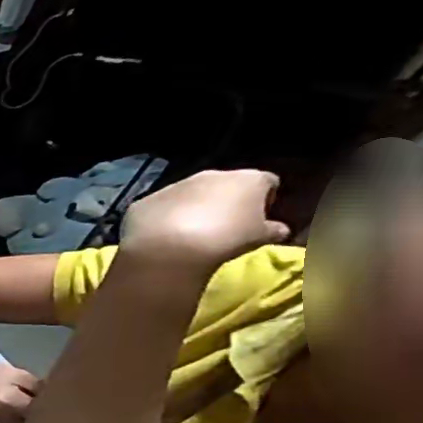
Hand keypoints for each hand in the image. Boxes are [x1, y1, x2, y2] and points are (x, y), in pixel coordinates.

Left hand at [120, 169, 289, 269]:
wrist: (169, 247)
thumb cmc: (227, 238)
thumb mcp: (262, 236)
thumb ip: (274, 229)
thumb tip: (278, 229)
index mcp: (247, 178)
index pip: (266, 183)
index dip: (264, 200)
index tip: (257, 219)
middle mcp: (209, 175)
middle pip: (223, 185)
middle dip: (224, 202)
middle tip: (222, 227)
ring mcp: (172, 186)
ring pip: (187, 195)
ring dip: (191, 208)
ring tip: (189, 233)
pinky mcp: (143, 202)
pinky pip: (158, 208)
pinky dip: (161, 218)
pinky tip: (162, 236)